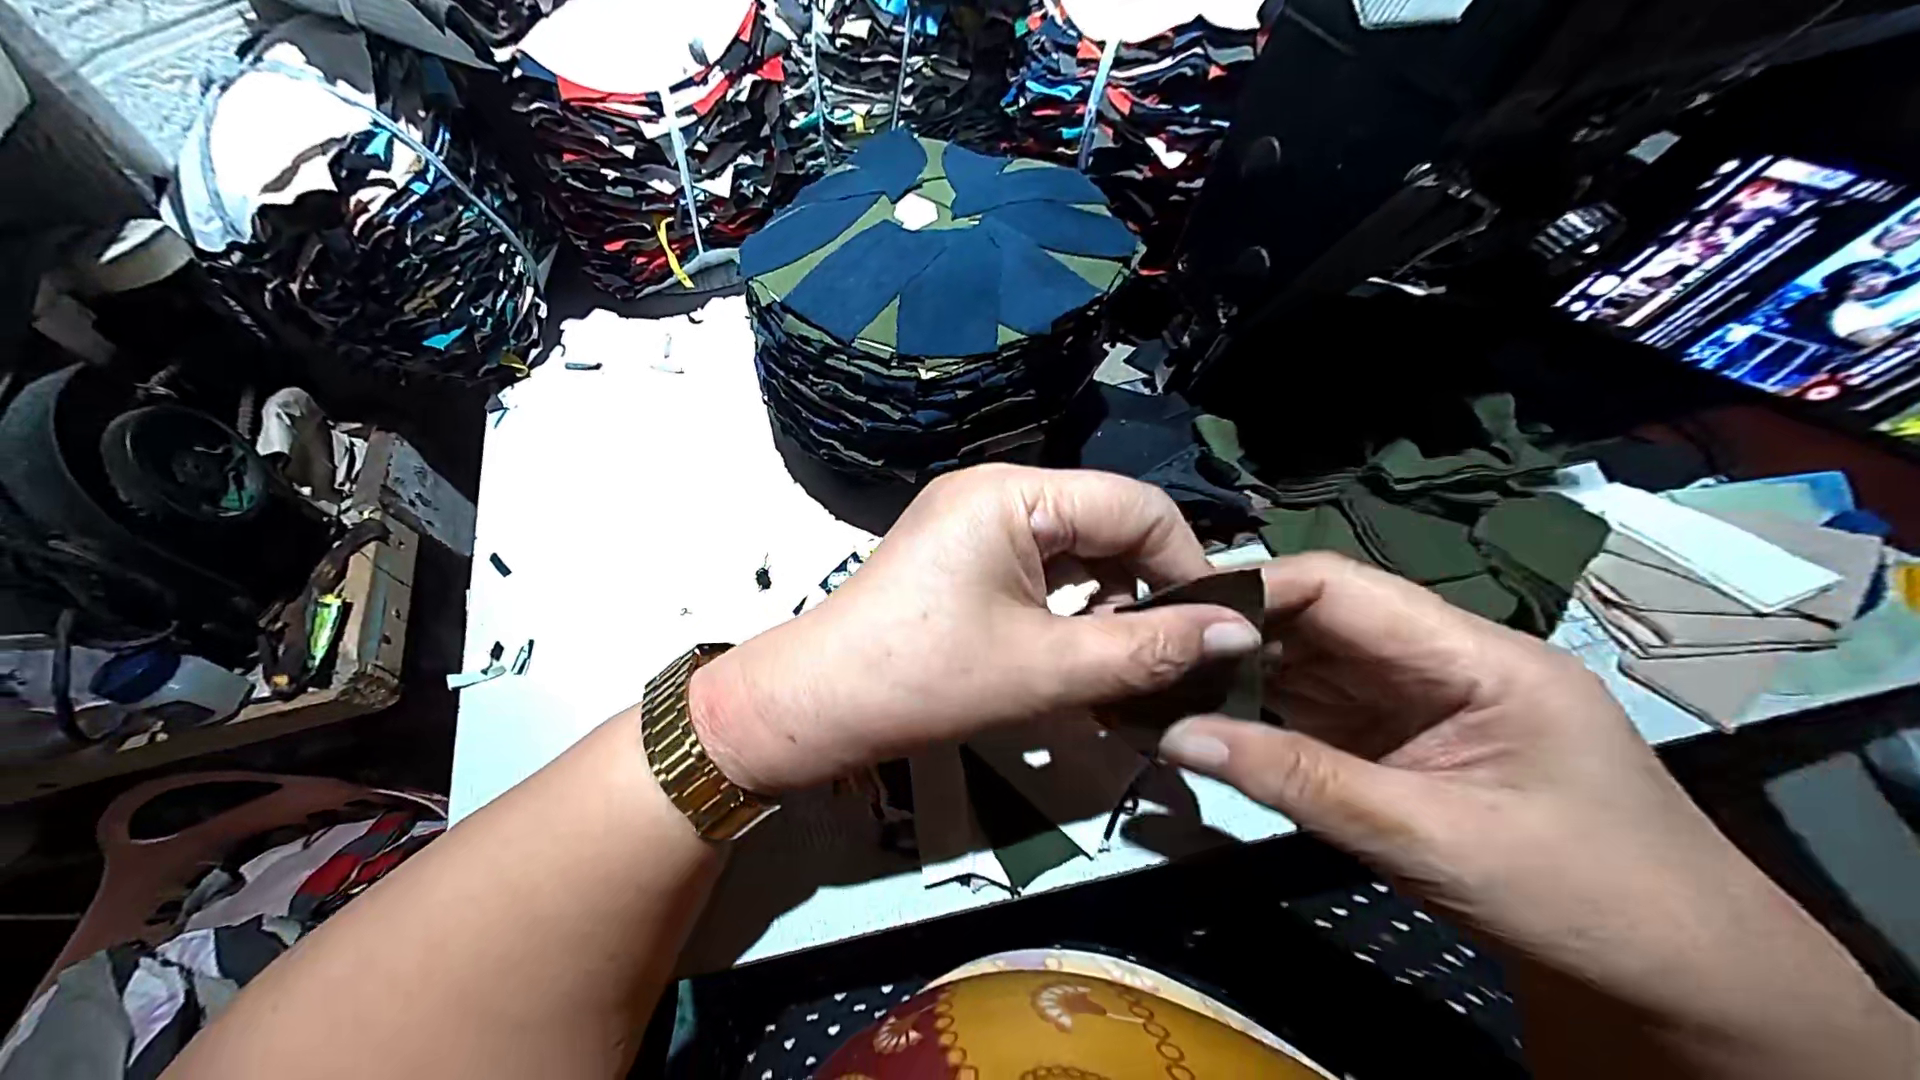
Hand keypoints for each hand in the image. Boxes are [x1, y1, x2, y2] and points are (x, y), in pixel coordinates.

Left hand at [688, 465, 1262, 794]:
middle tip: (1174, 650)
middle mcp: (996, 489)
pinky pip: (1042, 564)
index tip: (1216, 626)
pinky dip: (1071, 603)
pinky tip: (1078, 646)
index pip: (1134, 504)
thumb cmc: (924, 681)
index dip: (1185, 562)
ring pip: (1077, 546)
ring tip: (1121, 657)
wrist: (816, 705)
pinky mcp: (965, 551)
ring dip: (1109, 598)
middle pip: (1106, 521)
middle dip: (1146, 584)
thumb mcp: (1048, 669)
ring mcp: (976, 518)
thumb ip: (1149, 649)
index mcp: (1013, 493)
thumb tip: (1239, 633)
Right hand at [1157, 553, 1916, 1078]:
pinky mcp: (1389, 739)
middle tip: (1147, 648)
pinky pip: (1305, 709)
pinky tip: (1203, 717)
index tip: (1172, 614)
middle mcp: (1432, 659)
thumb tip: (1176, 736)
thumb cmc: (1589, 899)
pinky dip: (1252, 713)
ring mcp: (1407, 699)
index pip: (1340, 587)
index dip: (1252, 590)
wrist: (1677, 984)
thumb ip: (1298, 781)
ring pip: (1300, 662)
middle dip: (1230, 631)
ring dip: (1233, 671)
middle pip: (1311, 618)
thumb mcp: (1435, 840)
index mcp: (1471, 654)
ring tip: (1159, 679)